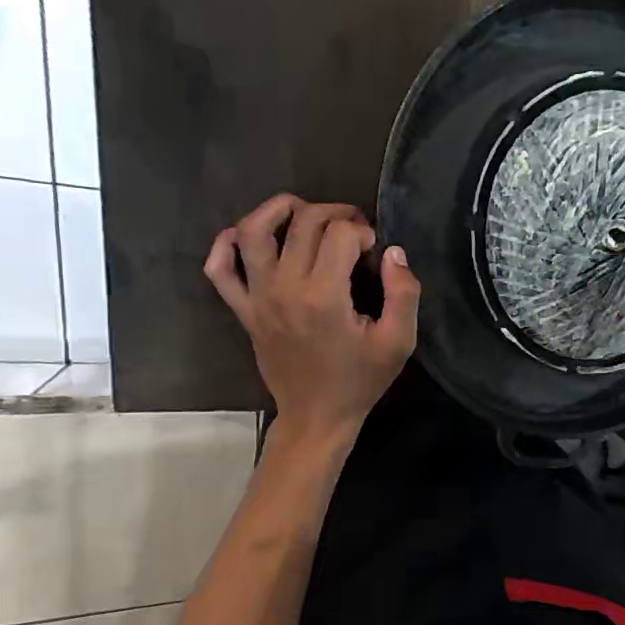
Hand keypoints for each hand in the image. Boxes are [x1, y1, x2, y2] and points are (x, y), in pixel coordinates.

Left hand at [203, 194, 419, 440]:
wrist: (317, 414)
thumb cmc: (362, 379)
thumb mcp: (399, 341)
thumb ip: (403, 294)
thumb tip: (394, 253)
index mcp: (324, 296)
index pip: (340, 234)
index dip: (363, 231)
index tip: (376, 251)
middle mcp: (284, 288)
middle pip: (302, 223)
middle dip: (333, 213)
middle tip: (355, 227)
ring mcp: (257, 297)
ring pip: (253, 231)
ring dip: (279, 210)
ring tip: (304, 211)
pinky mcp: (243, 309)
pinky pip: (220, 268)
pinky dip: (227, 244)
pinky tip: (247, 236)